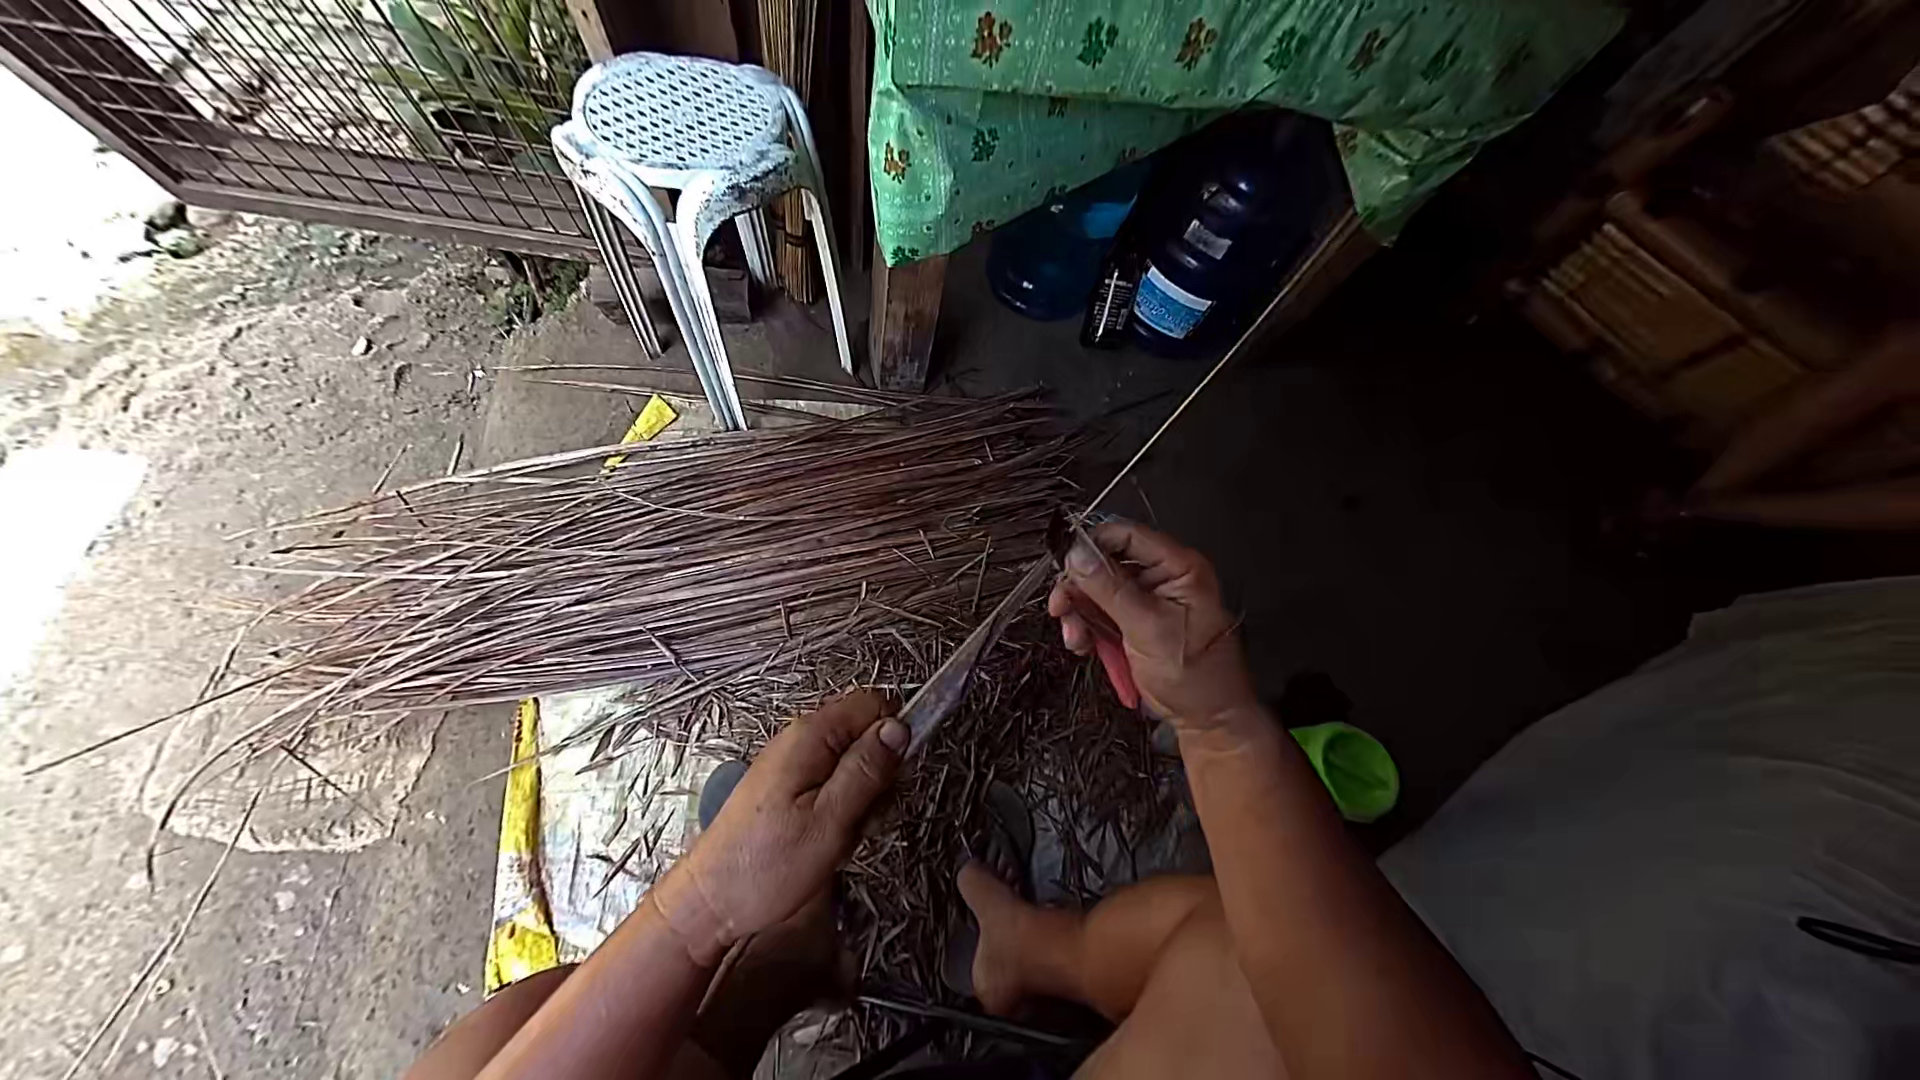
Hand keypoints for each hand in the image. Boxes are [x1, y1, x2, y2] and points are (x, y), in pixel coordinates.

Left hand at [650, 690, 906, 965]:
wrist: (708, 906)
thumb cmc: (766, 868)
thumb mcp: (830, 821)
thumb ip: (867, 769)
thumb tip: (898, 728)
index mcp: (811, 736)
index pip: (873, 703)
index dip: (893, 735)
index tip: (895, 776)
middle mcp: (801, 739)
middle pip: (865, 733)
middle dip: (879, 773)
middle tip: (868, 815)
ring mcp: (794, 762)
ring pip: (854, 761)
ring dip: (864, 797)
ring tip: (846, 833)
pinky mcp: (790, 785)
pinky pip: (834, 782)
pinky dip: (844, 808)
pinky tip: (832, 837)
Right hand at [1048, 521, 1256, 732]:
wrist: (1205, 719)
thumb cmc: (1197, 677)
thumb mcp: (1148, 628)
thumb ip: (1109, 589)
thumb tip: (1078, 554)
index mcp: (1177, 568)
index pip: (1126, 535)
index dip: (1091, 544)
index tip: (1065, 562)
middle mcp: (1160, 578)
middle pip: (1104, 562)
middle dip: (1079, 586)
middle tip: (1062, 606)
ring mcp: (1143, 600)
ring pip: (1094, 589)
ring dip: (1077, 611)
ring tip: (1076, 635)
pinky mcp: (1130, 620)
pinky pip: (1096, 612)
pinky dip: (1083, 626)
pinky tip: (1082, 643)